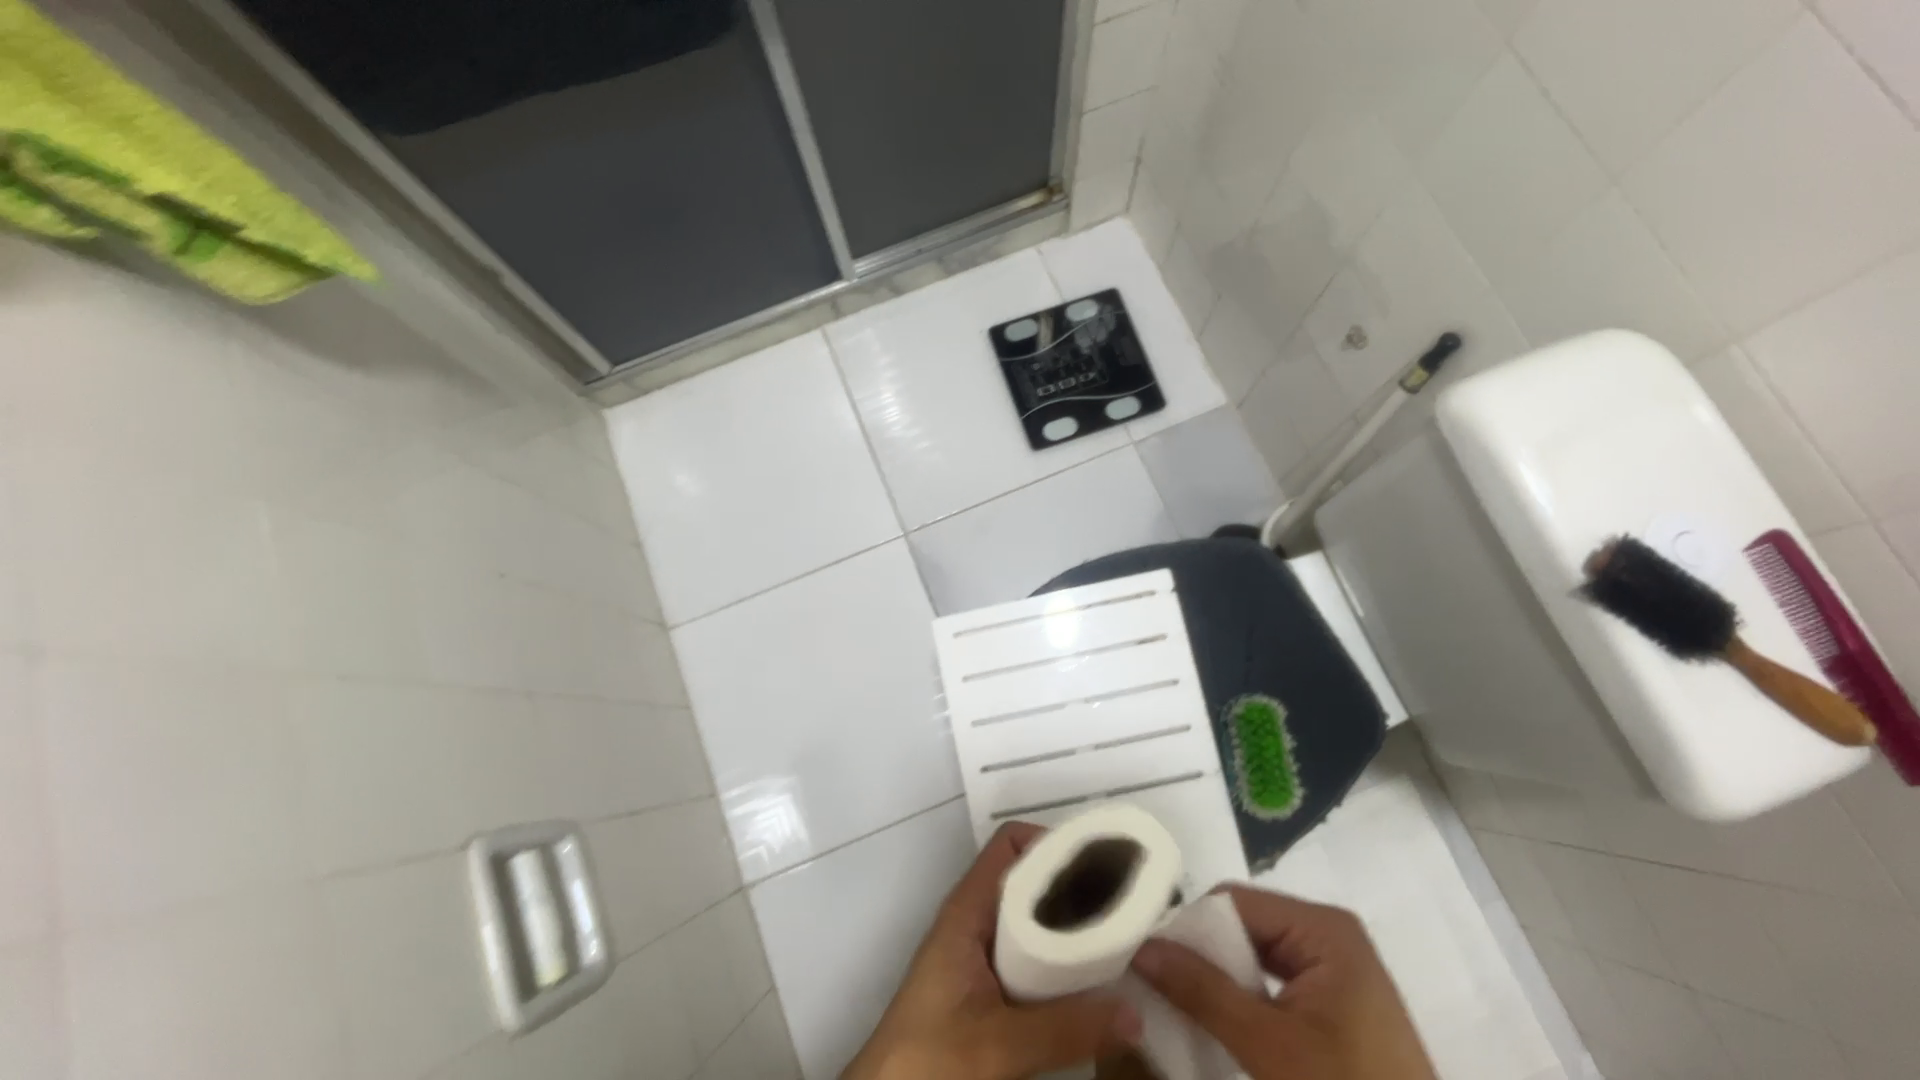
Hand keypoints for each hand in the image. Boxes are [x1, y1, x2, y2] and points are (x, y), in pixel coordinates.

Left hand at [843, 822, 1142, 1079]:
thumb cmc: (927, 1057)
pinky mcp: (988, 988)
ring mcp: (981, 955)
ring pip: (1035, 921)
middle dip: (1076, 886)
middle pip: (1030, 880)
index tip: (1104, 865)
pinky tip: (1097, 982)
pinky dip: (1064, 960)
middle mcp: (975, 922)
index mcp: (967, 911)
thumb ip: (1065, 1029)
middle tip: (1128, 905)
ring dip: (1075, 926)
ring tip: (1124, 939)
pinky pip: (1033, 957)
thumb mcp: (998, 1043)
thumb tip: (1135, 1014)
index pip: (1011, 845)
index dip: (1055, 843)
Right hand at [1130, 886, 1435, 1079]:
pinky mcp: (1332, 1002)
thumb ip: (1202, 990)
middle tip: (1151, 986)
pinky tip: (1213, 1023)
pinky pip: (1270, 983)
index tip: (1145, 961)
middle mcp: (1327, 933)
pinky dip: (1239, 1000)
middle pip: (1240, 926)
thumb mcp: (1268, 1044)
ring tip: (1174, 1005)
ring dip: (1215, 981)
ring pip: (1251, 956)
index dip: (1187, 928)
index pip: (1231, 902)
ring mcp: (1332, 969)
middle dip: (1199, 956)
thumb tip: (1140, 946)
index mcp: (1322, 927)